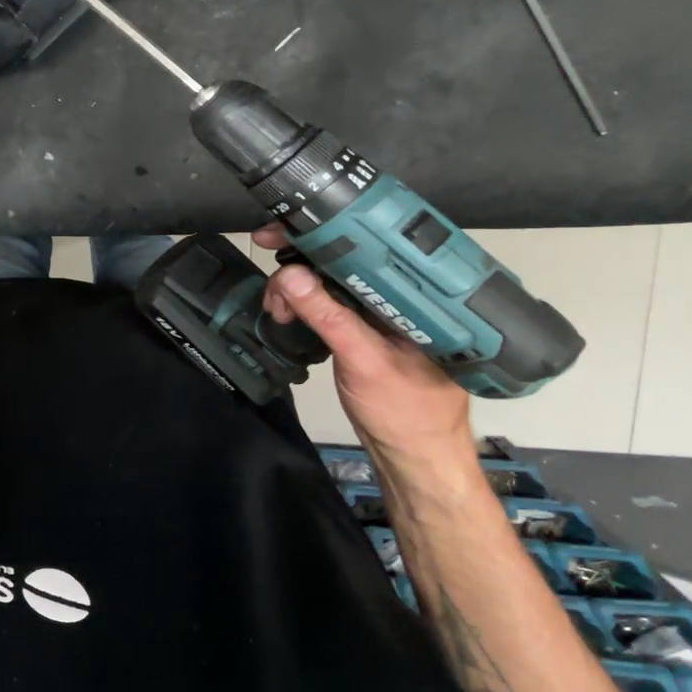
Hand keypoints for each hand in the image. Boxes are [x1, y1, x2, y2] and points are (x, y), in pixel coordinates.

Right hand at [253, 225, 474, 462]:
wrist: (415, 460)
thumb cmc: (406, 415)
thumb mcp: (364, 362)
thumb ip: (329, 317)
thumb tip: (290, 275)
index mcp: (421, 299)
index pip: (371, 247)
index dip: (323, 233)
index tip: (279, 231)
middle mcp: (405, 299)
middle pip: (346, 259)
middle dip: (300, 262)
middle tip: (271, 283)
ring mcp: (386, 313)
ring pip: (332, 279)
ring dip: (296, 287)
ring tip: (278, 310)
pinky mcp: (367, 328)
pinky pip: (330, 300)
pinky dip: (303, 301)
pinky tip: (288, 313)